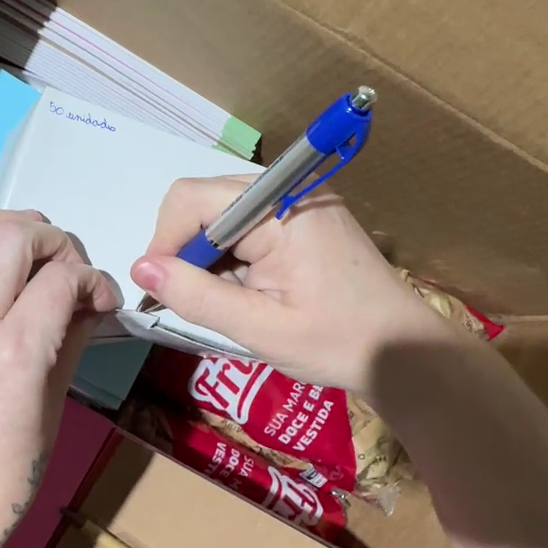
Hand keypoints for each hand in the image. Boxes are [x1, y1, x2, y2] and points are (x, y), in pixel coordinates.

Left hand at [0, 210, 120, 540]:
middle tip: (63, 263)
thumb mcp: (57, 394)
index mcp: (15, 349)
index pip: (62, 280)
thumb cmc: (16, 461)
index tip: (100, 297)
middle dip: (50, 238)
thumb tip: (87, 294)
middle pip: (10, 240)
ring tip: (15, 241)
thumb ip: (72, 332)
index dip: (93, 279)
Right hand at [131, 180, 456, 395]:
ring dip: (206, 257)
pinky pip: (242, 226)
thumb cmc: (338, 344)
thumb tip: (141, 270)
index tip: (159, 290)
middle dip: (184, 249)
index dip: (165, 242)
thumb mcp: (260, 328)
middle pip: (202, 201)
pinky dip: (228, 258)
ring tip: (225, 301)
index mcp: (281, 209)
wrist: (407, 355)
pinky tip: (243, 293)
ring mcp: (296, 203)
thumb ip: (197, 296)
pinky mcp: (300, 220)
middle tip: (192, 299)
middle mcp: (287, 192)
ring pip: (218, 215)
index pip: (192, 199)